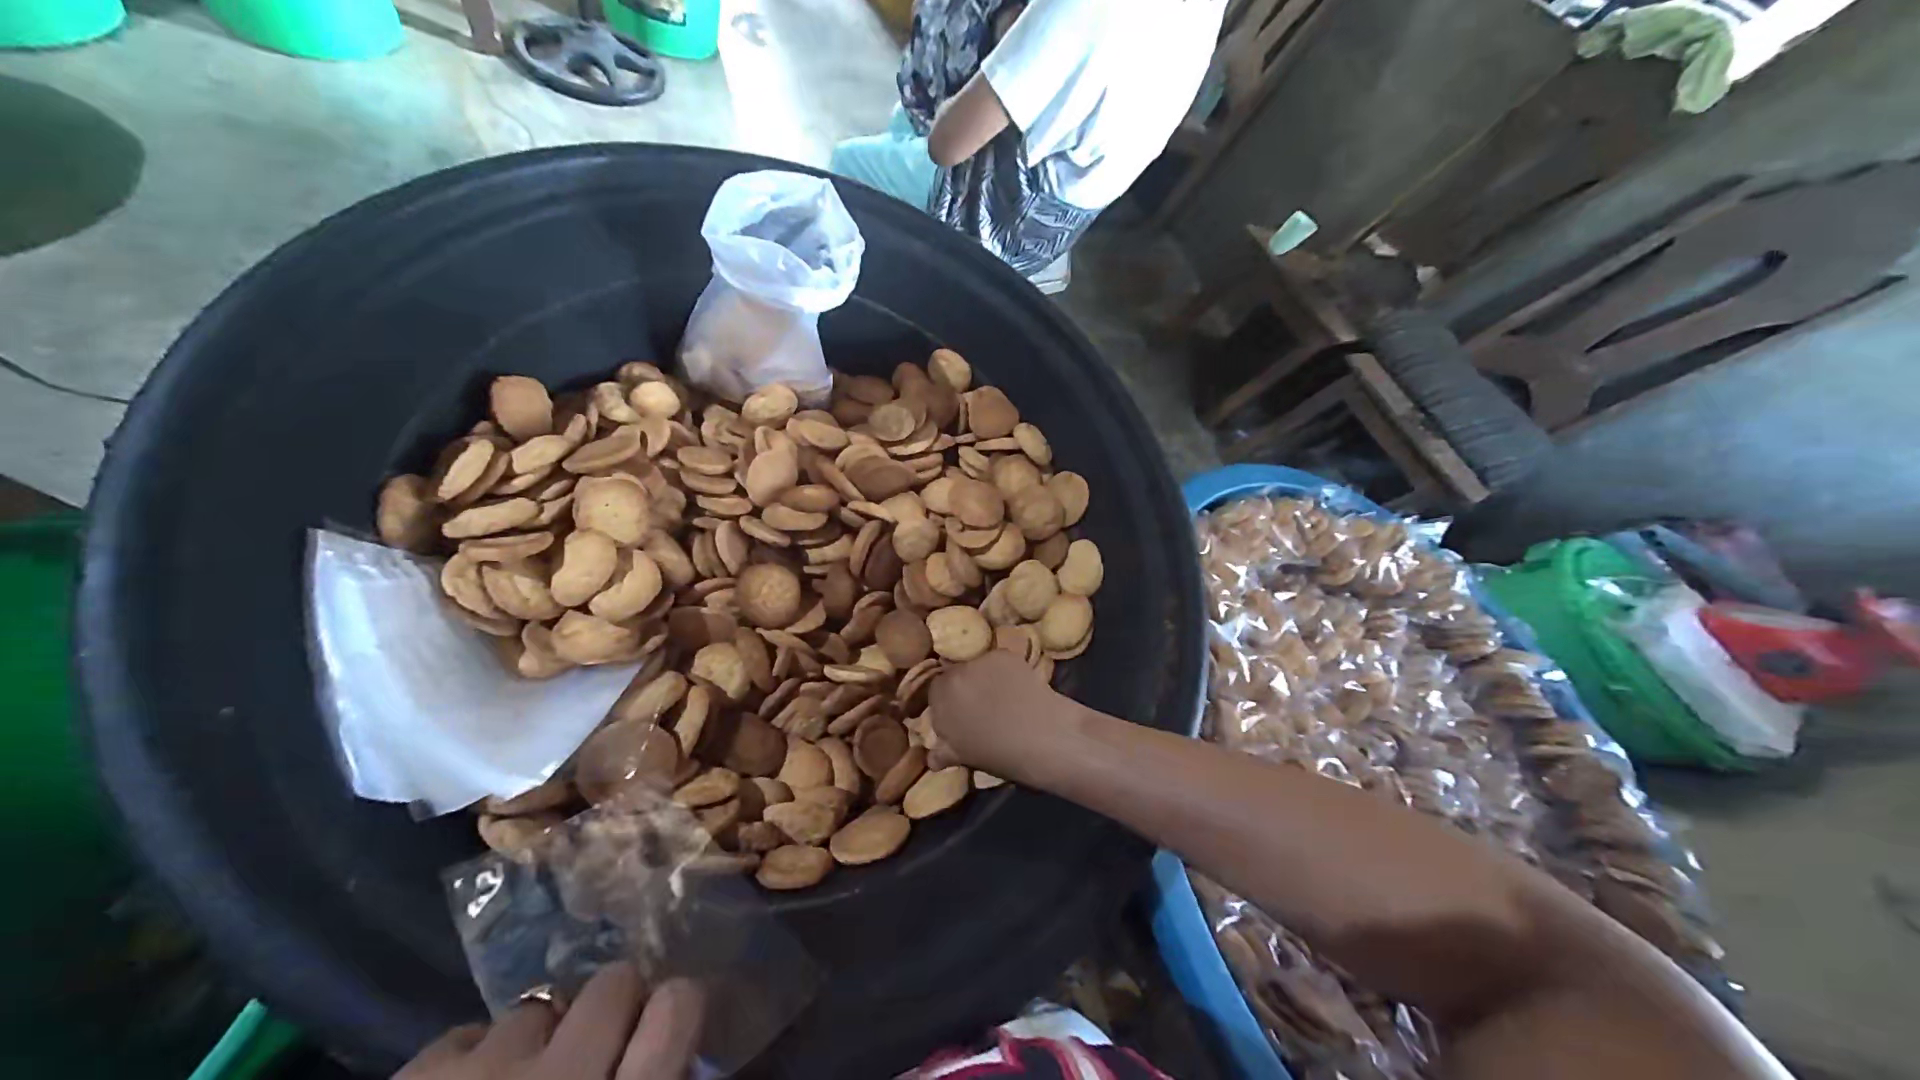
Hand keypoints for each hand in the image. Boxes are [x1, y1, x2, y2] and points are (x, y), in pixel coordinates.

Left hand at [396, 965, 702, 1079]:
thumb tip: (669, 1063)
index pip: (678, 1006)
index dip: (674, 1008)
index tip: (660, 1029)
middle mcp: (565, 1078)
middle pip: (615, 982)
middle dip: (609, 1010)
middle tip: (591, 1054)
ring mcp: (484, 1077)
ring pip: (538, 1006)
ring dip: (534, 1044)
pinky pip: (466, 1035)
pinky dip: (470, 1065)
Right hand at [927, 650, 1072, 776]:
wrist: (1041, 738)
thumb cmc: (997, 754)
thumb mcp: (963, 756)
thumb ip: (943, 751)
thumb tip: (932, 757)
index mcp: (939, 697)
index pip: (935, 690)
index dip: (948, 702)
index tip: (961, 713)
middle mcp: (955, 673)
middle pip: (955, 674)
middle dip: (965, 687)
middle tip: (982, 704)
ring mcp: (981, 661)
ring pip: (978, 666)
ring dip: (985, 677)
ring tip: (1003, 696)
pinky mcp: (1005, 654)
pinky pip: (999, 661)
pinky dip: (1006, 671)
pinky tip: (1018, 687)